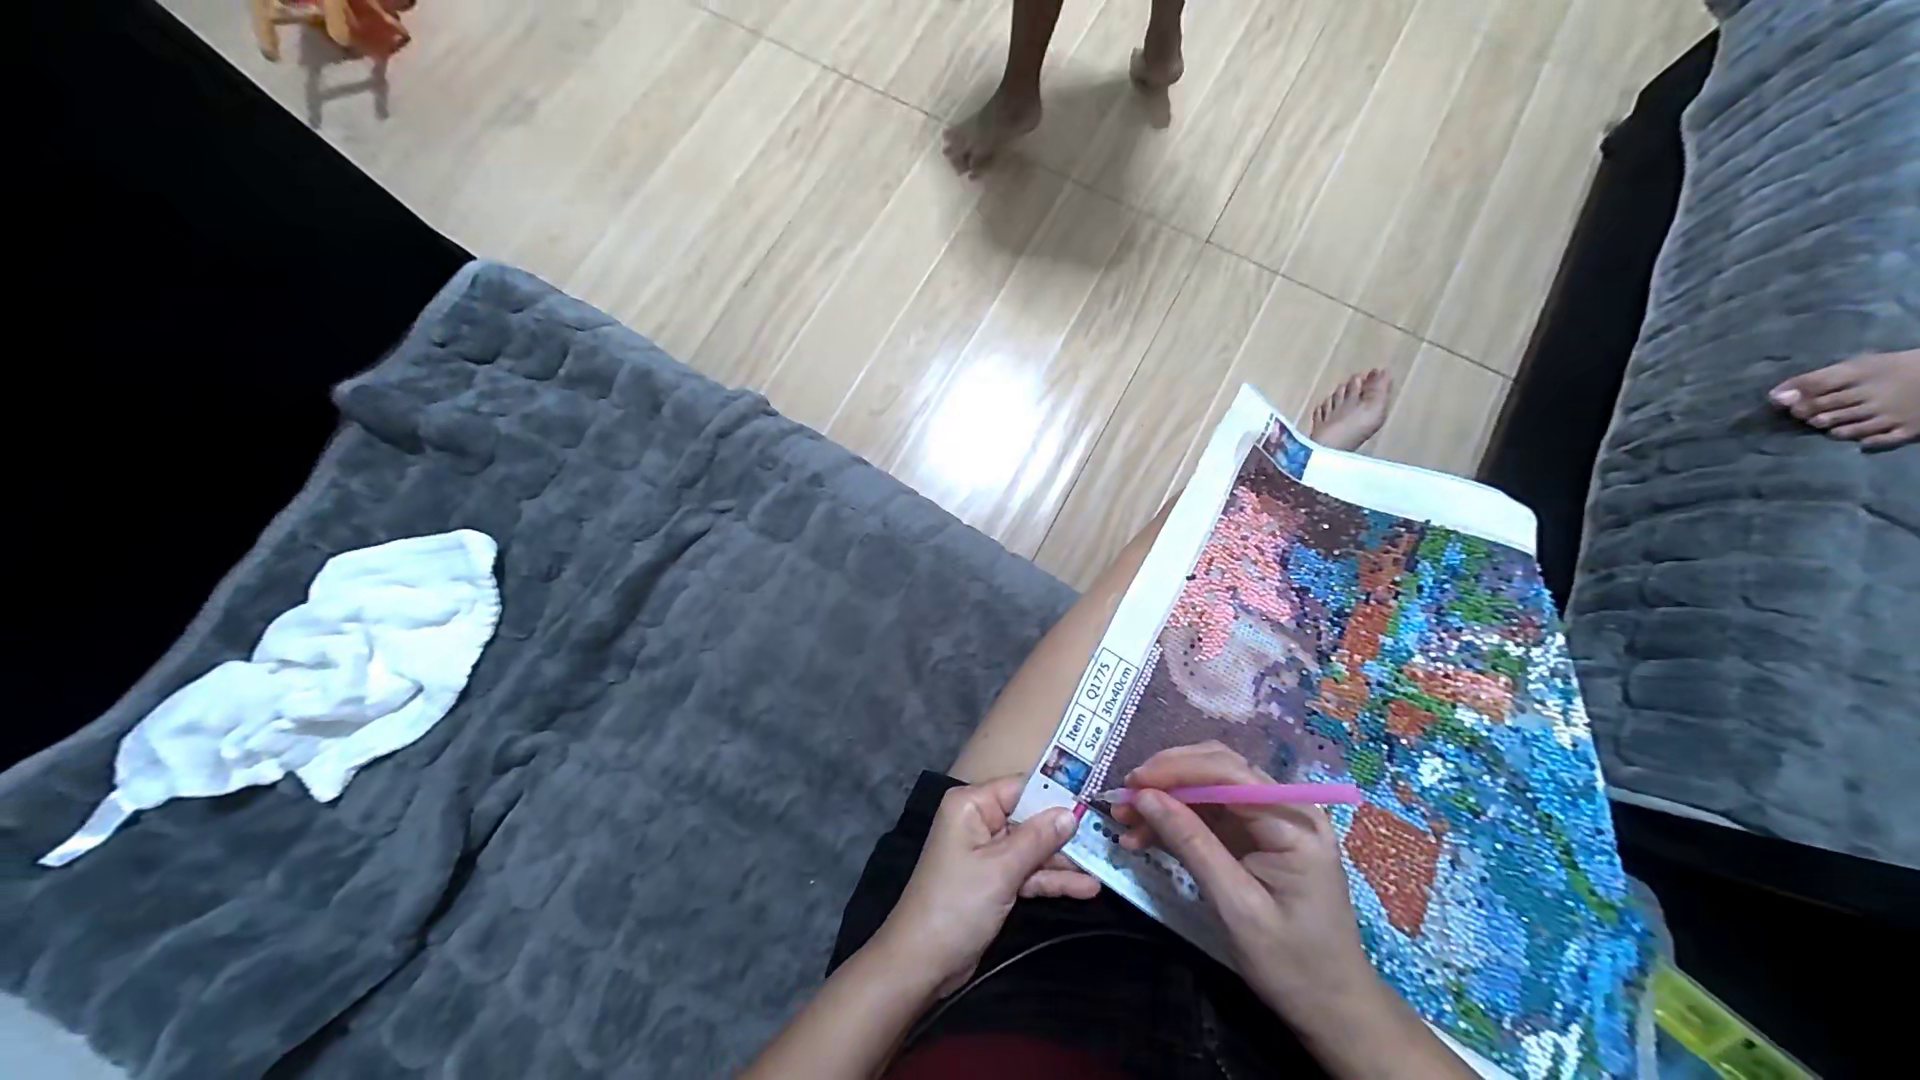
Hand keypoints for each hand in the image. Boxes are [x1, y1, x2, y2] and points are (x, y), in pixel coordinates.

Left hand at [872, 776, 1099, 997]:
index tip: (1093, 796)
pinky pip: (1027, 871)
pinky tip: (1086, 888)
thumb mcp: (1001, 868)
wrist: (922, 963)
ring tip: (1103, 866)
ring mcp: (987, 852)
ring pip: (1033, 847)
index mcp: (972, 804)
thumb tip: (1071, 811)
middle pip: (1030, 818)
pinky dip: (1051, 879)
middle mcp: (979, 821)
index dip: (1056, 793)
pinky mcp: (993, 880)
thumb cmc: (957, 904)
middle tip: (1106, 834)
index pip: (1021, 787)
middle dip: (1065, 831)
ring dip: (1064, 860)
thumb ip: (1038, 838)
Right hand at [1111, 742, 1373, 1020]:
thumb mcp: (1236, 907)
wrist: (1333, 1008)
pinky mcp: (1255, 834)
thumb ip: (1191, 844)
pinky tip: (1145, 834)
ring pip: (1207, 785)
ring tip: (1125, 818)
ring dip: (1165, 797)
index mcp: (1294, 821)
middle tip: (1124, 798)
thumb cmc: (1292, 964)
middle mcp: (1285, 807)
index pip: (1228, 772)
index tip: (1132, 783)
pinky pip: (1208, 811)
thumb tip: (1144, 796)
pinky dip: (1175, 817)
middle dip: (1166, 778)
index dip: (1176, 769)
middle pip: (1216, 768)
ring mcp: (1270, 819)